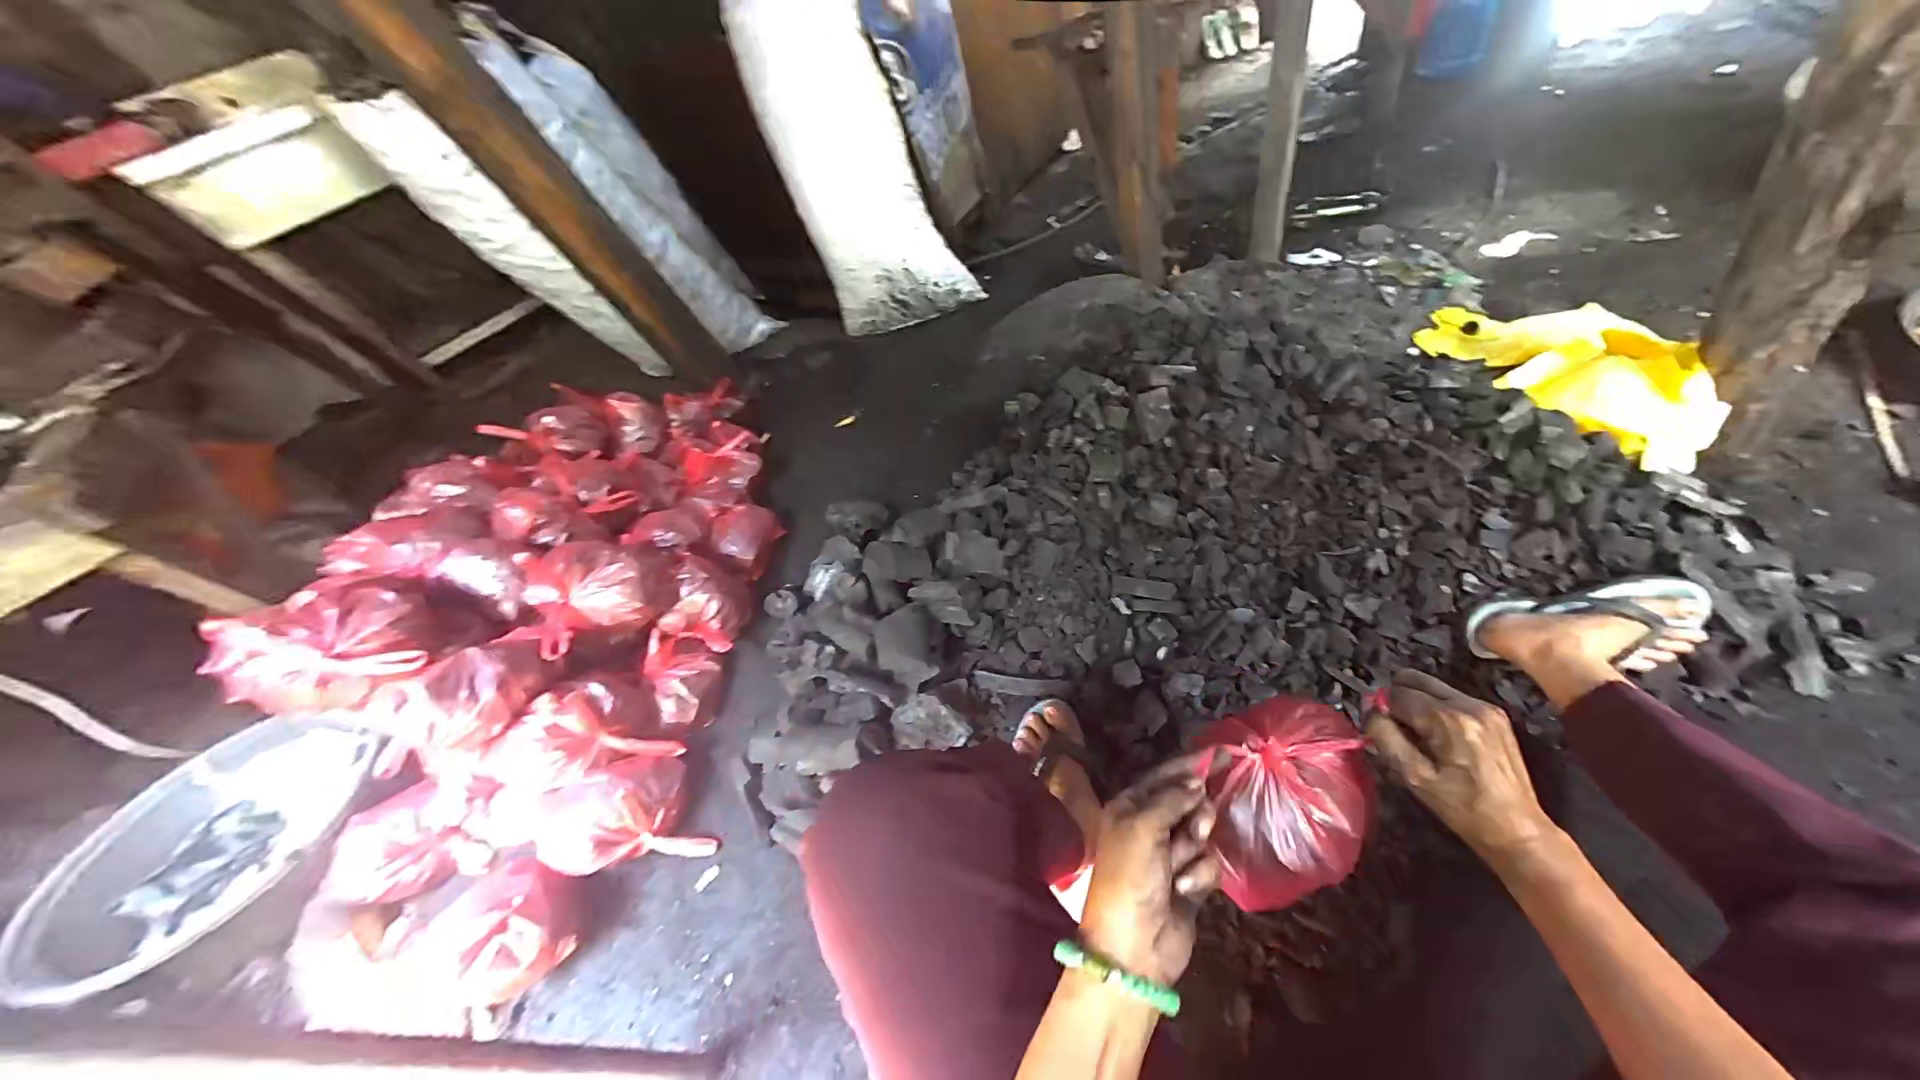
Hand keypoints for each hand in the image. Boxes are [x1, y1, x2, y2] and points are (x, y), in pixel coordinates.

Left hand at [1079, 751, 1223, 986]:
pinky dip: (1198, 876)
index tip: (1222, 751)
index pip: (1164, 775)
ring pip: (1202, 833)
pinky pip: (1208, 864)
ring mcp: (1170, 854)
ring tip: (1177, 866)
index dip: (1191, 763)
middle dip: (1193, 814)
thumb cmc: (1130, 875)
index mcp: (1129, 806)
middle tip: (1191, 829)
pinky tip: (1184, 890)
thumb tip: (1195, 782)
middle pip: (1187, 802)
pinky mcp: (1190, 881)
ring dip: (1193, 849)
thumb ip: (1171, 799)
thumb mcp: (1142, 827)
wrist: (1133, 945)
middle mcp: (1149, 825)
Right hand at [1365, 670, 1557, 860]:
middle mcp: (1470, 704)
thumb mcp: (1413, 777)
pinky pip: (1449, 697)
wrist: (1518, 828)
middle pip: (1412, 679)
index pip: (1395, 694)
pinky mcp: (1495, 715)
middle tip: (1398, 731)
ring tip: (1421, 738)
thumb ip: (1385, 737)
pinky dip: (1435, 710)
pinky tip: (1441, 738)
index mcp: (1449, 720)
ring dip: (1415, 705)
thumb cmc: (1462, 808)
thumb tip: (1372, 712)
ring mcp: (1486, 707)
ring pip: (1430, 686)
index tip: (1381, 734)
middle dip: (1396, 701)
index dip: (1381, 712)